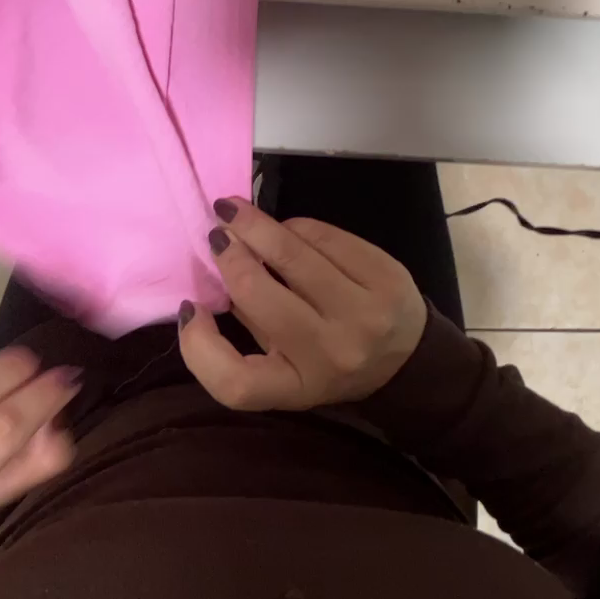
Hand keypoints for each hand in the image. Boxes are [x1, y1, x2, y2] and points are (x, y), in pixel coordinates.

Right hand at [178, 198, 427, 410]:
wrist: (407, 359)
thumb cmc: (330, 362)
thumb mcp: (286, 365)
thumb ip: (251, 325)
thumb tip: (215, 273)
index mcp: (298, 387)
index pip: (235, 382)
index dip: (199, 347)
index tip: (192, 308)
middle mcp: (332, 354)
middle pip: (260, 296)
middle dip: (231, 255)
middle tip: (215, 232)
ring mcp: (364, 313)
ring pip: (294, 255)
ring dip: (257, 226)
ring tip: (235, 212)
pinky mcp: (388, 277)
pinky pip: (327, 237)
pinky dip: (297, 227)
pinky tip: (286, 227)